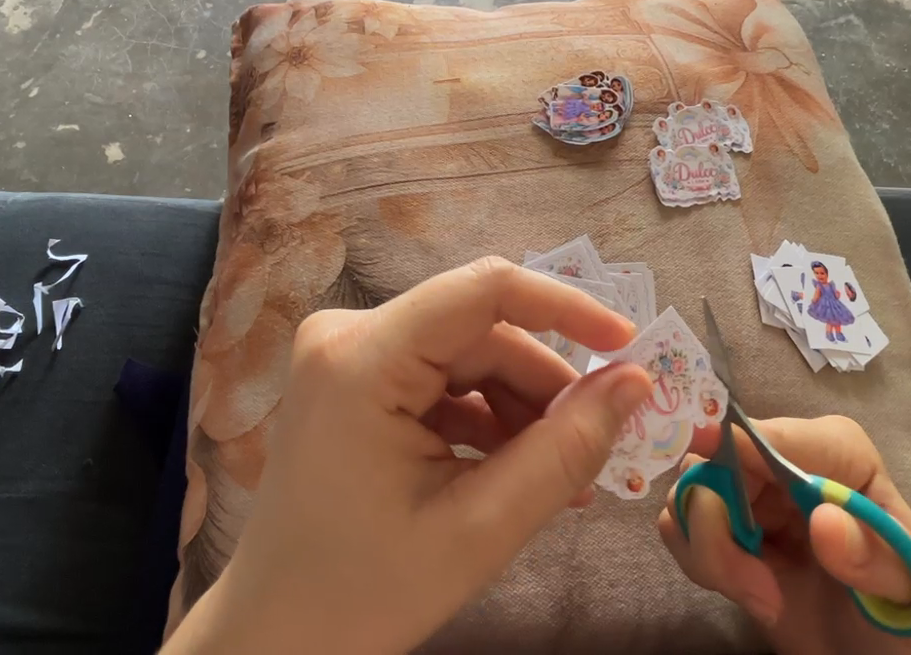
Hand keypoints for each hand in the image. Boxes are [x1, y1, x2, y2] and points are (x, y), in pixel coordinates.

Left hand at [168, 258, 652, 654]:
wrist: (276, 635)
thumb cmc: (364, 592)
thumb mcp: (479, 527)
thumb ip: (565, 449)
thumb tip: (635, 381)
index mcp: (362, 357)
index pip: (482, 290)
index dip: (563, 306)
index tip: (628, 345)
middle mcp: (348, 332)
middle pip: (479, 332)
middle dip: (544, 388)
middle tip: (597, 448)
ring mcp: (348, 351)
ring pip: (467, 356)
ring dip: (519, 409)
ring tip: (560, 478)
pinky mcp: (355, 374)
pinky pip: (442, 377)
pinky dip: (485, 417)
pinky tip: (515, 469)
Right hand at [658, 416, 910, 654]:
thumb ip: (880, 558)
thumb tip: (823, 519)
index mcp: (837, 456)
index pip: (776, 435)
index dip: (738, 441)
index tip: (706, 451)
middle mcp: (783, 463)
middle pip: (716, 458)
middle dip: (720, 522)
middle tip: (755, 584)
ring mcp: (749, 497)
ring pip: (690, 491)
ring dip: (711, 551)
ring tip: (761, 598)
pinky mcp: (723, 533)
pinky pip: (679, 525)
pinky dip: (699, 562)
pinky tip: (744, 594)